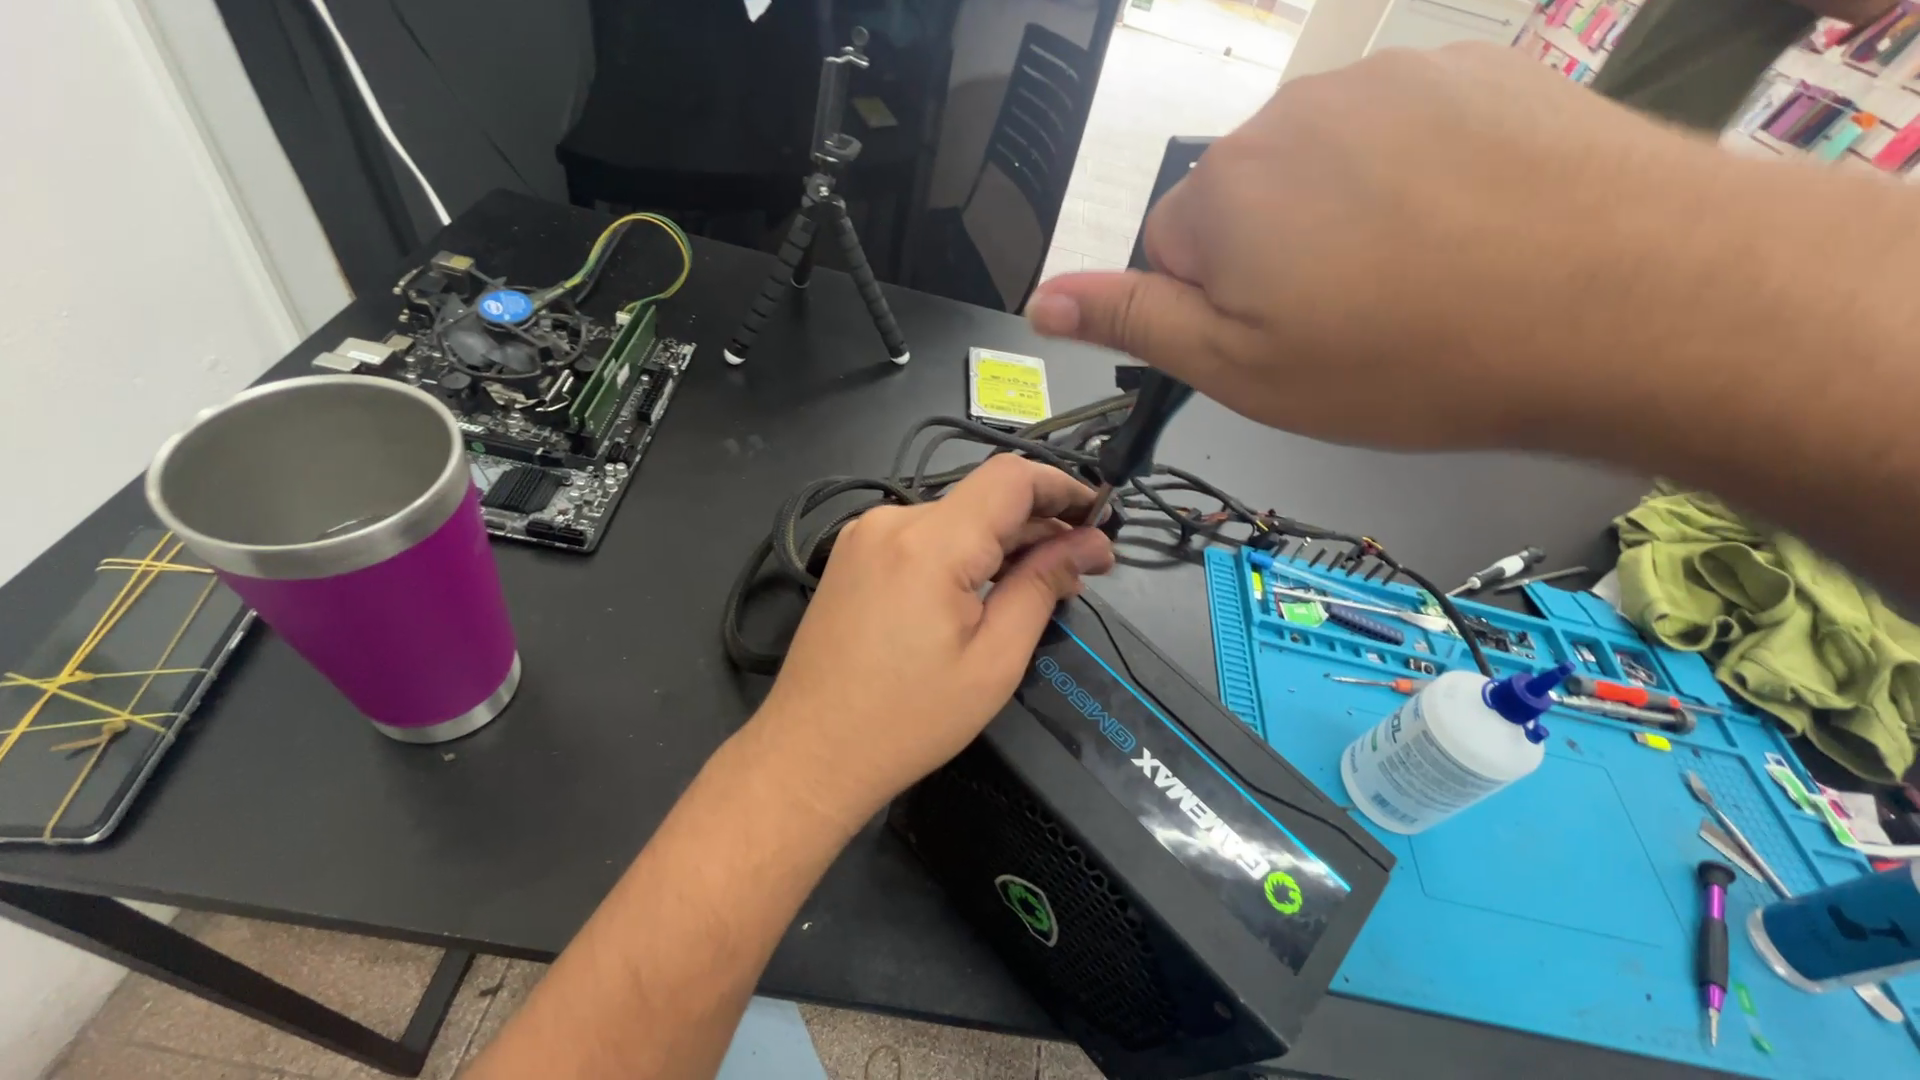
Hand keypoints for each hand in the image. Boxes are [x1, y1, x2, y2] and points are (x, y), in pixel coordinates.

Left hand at [748, 456, 1114, 827]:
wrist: (810, 752)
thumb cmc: (908, 721)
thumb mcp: (994, 660)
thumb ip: (1042, 587)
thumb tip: (1089, 544)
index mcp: (929, 543)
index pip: (1012, 478)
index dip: (1064, 488)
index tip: (1100, 518)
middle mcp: (891, 521)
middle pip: (984, 498)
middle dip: (1039, 525)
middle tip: (1083, 569)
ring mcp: (865, 536)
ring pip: (954, 518)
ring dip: (1001, 542)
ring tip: (1039, 586)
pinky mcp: (852, 555)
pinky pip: (922, 537)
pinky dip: (961, 553)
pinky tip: (984, 590)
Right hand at [1026, 43, 1716, 450]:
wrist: (1627, 299)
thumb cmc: (1409, 356)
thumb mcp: (1243, 369)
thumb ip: (1135, 323)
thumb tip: (1045, 299)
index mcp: (1223, 193)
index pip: (1169, 251)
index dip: (1215, 308)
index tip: (1278, 343)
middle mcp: (1287, 118)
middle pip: (1242, 203)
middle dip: (1273, 260)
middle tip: (1347, 322)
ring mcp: (1383, 82)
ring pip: (1320, 169)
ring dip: (1341, 221)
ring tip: (1413, 282)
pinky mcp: (1466, 70)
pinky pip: (1397, 135)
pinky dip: (1410, 181)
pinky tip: (1462, 231)